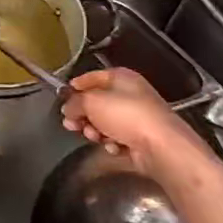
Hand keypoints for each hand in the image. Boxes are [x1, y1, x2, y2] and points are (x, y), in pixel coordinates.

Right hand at [60, 68, 208, 176]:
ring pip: (104, 123)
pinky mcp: (139, 138)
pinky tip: (114, 146)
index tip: (64, 95)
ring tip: (95, 136)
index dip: (78, 85)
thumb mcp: (91, 102)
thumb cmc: (126, 115)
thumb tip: (68, 109)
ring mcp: (135, 117)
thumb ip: (74, 103)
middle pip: (97, 102)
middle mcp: (130, 94)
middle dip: (83, 114)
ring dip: (95, 131)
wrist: (159, 145)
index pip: (94, 76)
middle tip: (71, 124)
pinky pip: (116, 138)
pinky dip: (112, 143)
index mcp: (122, 78)